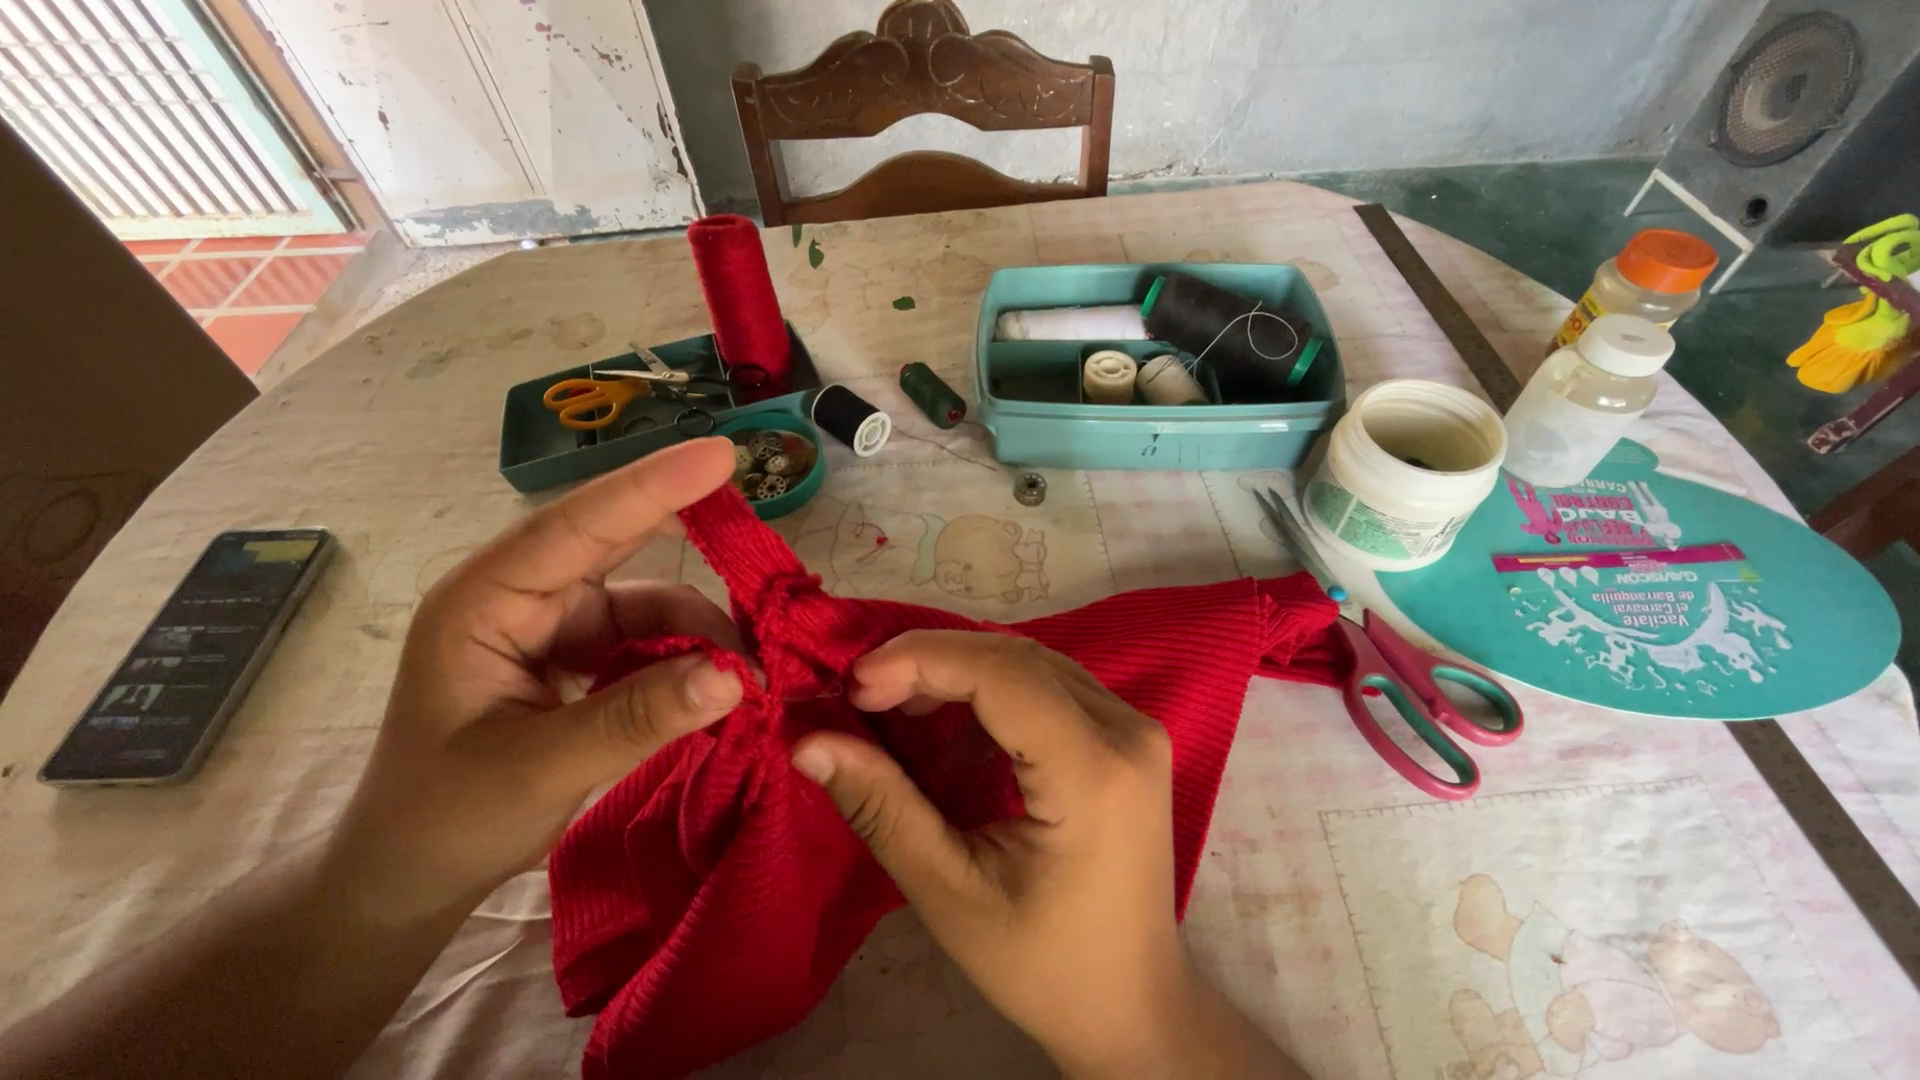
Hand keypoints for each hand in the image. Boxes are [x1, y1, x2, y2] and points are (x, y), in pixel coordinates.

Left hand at [324, 438, 747, 922]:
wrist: (411, 876)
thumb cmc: (446, 817)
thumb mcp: (541, 769)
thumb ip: (638, 718)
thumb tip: (737, 676)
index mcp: (485, 601)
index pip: (575, 526)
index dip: (652, 487)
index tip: (721, 456)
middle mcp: (522, 597)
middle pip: (614, 542)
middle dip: (687, 529)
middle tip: (758, 524)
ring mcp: (554, 626)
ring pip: (647, 601)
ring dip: (702, 627)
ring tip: (756, 670)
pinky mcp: (581, 658)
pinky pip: (650, 639)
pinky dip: (691, 656)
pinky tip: (724, 681)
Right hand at [789, 632, 1301, 1078]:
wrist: (1131, 1002)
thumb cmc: (1044, 964)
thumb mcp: (951, 894)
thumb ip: (883, 808)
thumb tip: (809, 743)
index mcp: (1094, 773)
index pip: (1004, 673)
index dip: (923, 660)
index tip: (854, 684)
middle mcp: (1126, 733)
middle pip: (1017, 658)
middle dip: (932, 660)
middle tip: (863, 693)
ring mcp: (1135, 730)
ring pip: (1032, 664)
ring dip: (959, 671)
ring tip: (895, 706)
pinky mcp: (1127, 738)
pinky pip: (1050, 687)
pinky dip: (991, 693)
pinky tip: (951, 728)